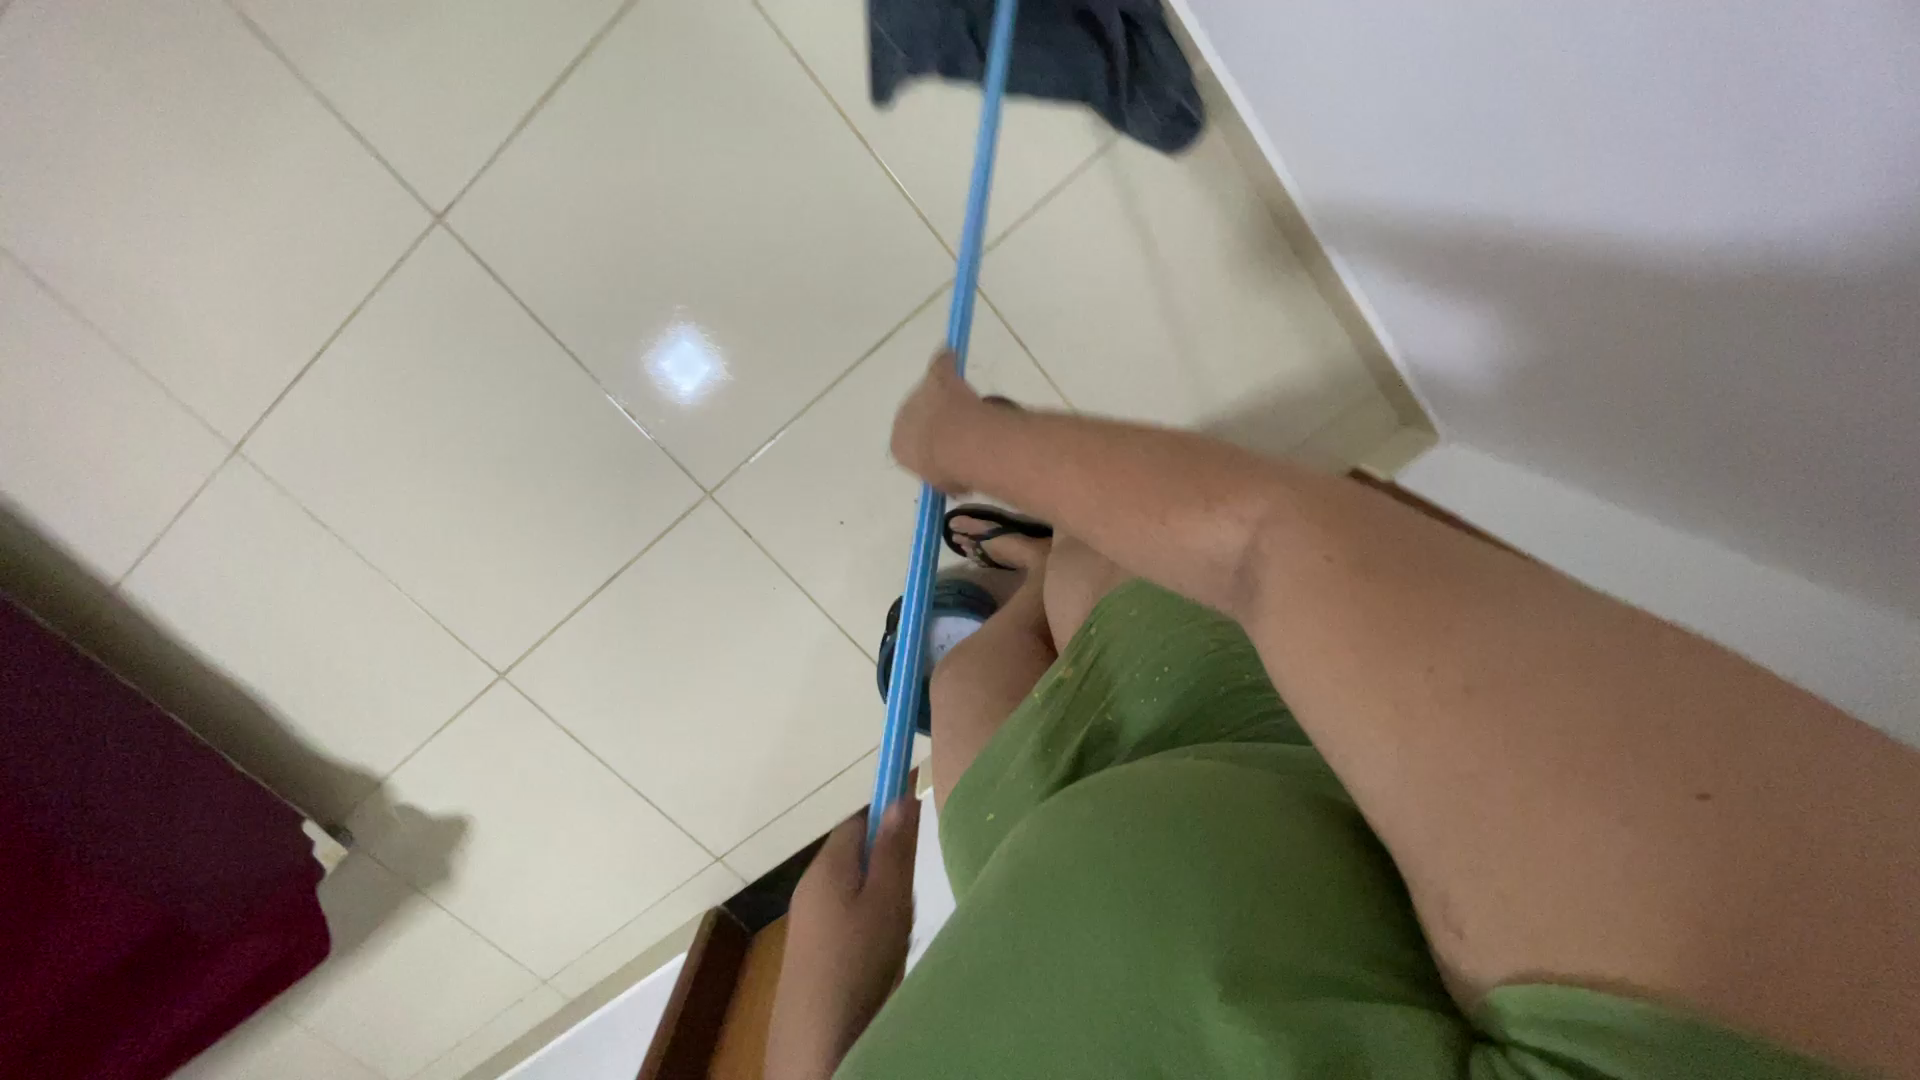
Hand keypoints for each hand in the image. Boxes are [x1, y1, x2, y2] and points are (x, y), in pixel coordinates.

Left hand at [765, 799, 920, 1079]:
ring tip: (898, 932)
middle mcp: (809, 887)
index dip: (886, 820)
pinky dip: (866, 929)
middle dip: (887, 868)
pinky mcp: (809, 955)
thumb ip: (896, 847)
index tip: (913, 838)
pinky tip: (880, 959)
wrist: (816, 1043)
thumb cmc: (859, 961)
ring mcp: (806, 923)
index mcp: (827, 866)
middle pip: (855, 857)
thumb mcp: (889, 899)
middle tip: (909, 897)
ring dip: (880, 902)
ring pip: (852, 892)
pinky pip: (844, 922)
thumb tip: (900, 794)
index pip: (858, 820)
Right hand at [890, 348, 981, 494]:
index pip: (910, 445)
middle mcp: (902, 418)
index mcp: (899, 446)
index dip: (929, 446)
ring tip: (964, 404)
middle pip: (918, 416)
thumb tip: (956, 480)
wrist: (958, 444)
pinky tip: (953, 356)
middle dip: (936, 421)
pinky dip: (947, 360)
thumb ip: (945, 476)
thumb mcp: (945, 483)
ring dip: (944, 397)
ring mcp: (918, 395)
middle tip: (959, 430)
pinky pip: (940, 364)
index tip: (945, 450)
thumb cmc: (950, 469)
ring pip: (929, 393)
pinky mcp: (936, 377)